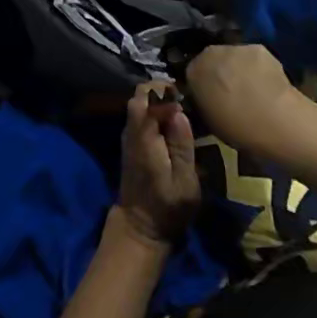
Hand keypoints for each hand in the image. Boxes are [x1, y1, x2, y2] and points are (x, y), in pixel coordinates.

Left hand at [112, 82, 198, 249]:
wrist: (139, 227)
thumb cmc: (167, 206)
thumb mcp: (184, 180)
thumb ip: (181, 144)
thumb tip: (179, 111)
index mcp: (145, 137)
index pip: (150, 98)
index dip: (168, 92)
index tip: (188, 98)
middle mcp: (132, 131)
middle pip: (140, 94)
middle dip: (161, 90)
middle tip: (185, 99)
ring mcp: (129, 136)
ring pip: (138, 102)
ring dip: (157, 99)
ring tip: (181, 109)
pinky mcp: (131, 143)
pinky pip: (139, 114)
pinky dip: (153, 110)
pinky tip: (171, 123)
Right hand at [185, 45, 309, 155]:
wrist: (273, 120)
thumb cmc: (236, 128)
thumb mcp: (208, 120)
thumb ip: (204, 101)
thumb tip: (207, 97)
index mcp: (193, 72)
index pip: (192, 72)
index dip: (202, 84)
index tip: (211, 96)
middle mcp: (210, 53)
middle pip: (212, 59)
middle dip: (219, 71)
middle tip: (230, 91)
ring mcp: (236, 48)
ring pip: (233, 56)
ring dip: (238, 67)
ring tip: (251, 87)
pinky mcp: (259, 48)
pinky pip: (253, 57)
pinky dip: (257, 67)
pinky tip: (266, 83)